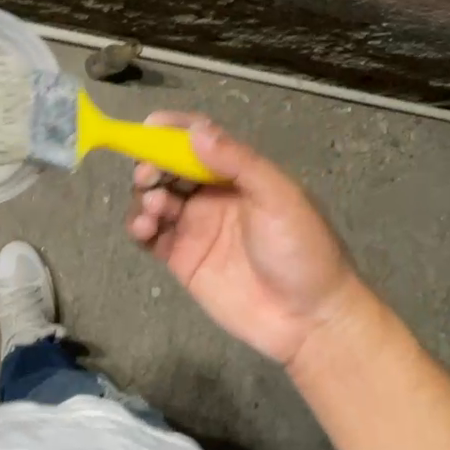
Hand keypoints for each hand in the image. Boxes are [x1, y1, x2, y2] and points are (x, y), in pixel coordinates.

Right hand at [127, 113, 360, 368]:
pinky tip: (143, 229)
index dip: (173, 130)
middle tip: (147, 175)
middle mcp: (210, 194)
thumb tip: (196, 131)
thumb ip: (238, 162)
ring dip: (143, 195)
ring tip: (153, 210)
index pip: (198, 140)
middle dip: (151, 163)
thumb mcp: (279, 197)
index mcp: (235, 174)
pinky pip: (149, 236)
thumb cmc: (303, 251)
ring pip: (153, 198)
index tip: (149, 127)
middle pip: (168, 166)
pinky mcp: (181, 258)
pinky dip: (138, 226)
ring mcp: (194, 226)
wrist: (311, 322)